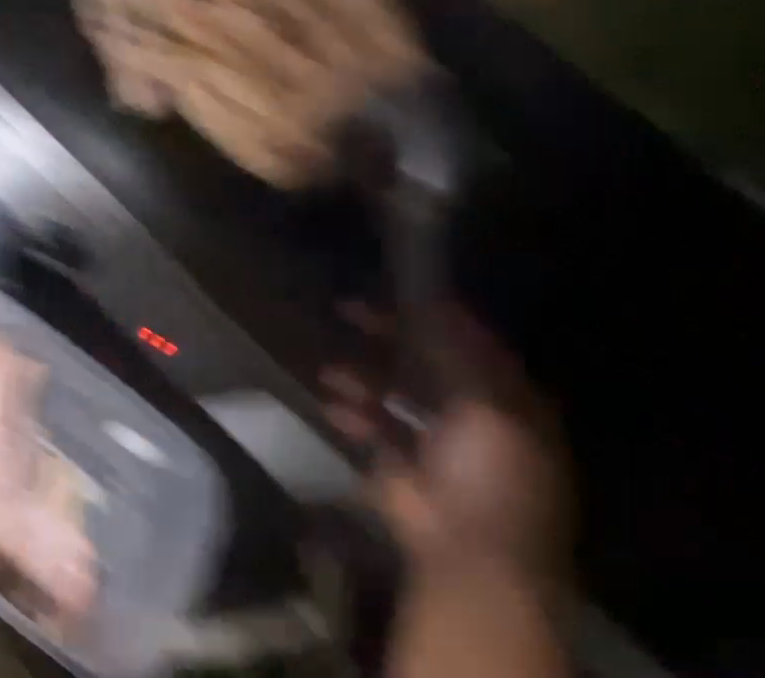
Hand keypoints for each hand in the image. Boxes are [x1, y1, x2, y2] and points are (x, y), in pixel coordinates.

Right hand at [323, 306, 571, 583]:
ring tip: (331, 374)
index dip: (434, 316)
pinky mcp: (400, 461)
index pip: (471, 344)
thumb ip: (459, 354)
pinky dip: (352, 414)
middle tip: (346, 312)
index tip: (394, 290)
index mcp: (508, 399)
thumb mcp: (487, 407)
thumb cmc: (492, 474)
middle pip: (426, 362)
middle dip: (387, 339)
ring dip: (362, 378)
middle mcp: (474, 413)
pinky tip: (333, 408)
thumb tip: (436, 302)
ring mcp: (436, 438)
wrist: (470, 549)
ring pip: (392, 391)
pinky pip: (371, 424)